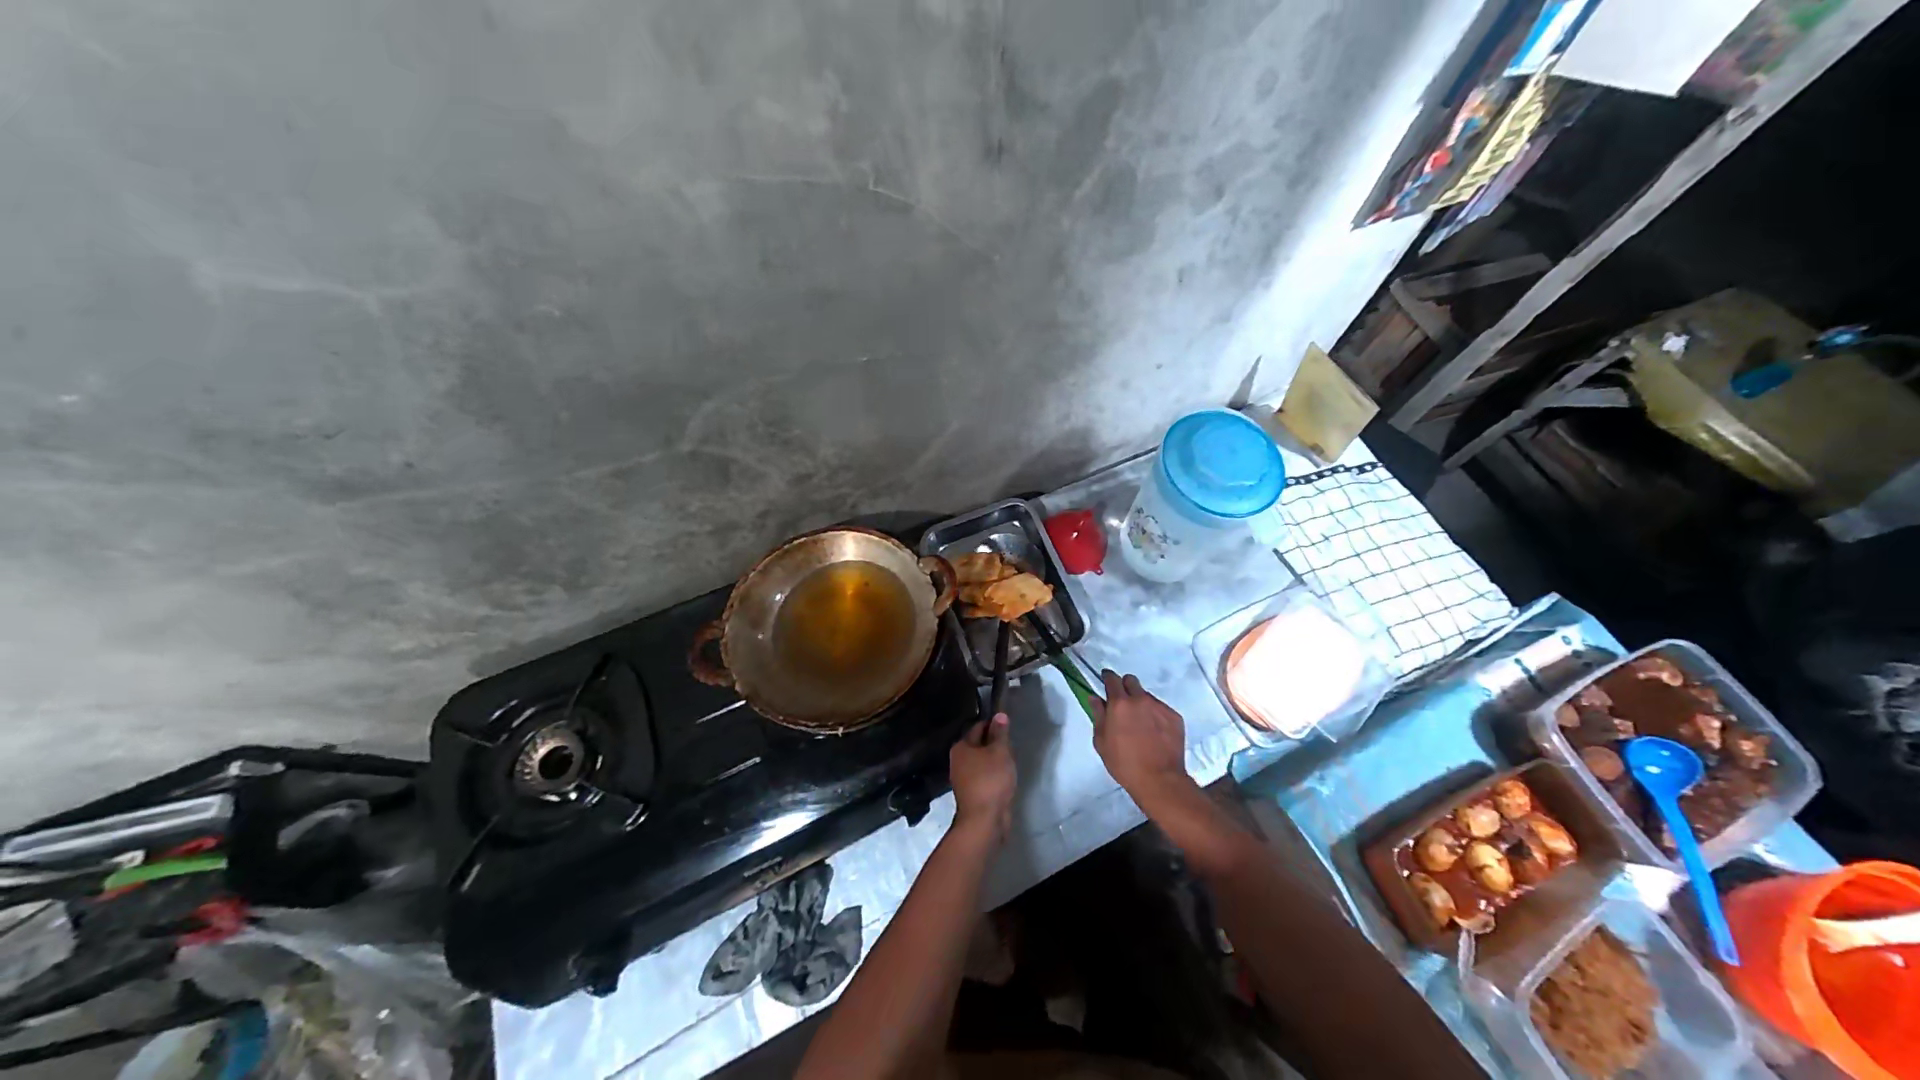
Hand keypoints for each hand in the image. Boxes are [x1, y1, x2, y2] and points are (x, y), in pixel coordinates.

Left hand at [950, 713, 1015, 841]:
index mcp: (961, 747)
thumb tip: (999, 715)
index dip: (993, 724)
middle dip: (994, 743)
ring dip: (994, 760)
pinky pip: (984, 776)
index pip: (977, 727)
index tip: (1007, 726)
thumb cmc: (991, 780)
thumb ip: (1000, 733)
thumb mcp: (999, 752)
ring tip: (1010, 760)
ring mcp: (963, 779)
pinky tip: (1005, 776)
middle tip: (1011, 743)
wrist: (984, 820)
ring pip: (981, 762)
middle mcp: (958, 761)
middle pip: (978, 744)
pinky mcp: (972, 793)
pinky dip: (993, 774)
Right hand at [1092, 671, 1197, 812]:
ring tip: (1140, 724)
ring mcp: (1160, 707)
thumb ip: (1098, 715)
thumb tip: (1095, 698)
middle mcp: (1141, 699)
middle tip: (1123, 704)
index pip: (1112, 679)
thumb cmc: (1124, 763)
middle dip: (1125, 687)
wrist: (1159, 779)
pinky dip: (1155, 716)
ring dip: (1141, 703)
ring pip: (1147, 696)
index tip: (1105, 681)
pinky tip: (1154, 733)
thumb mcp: (1101, 741)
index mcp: (1120, 703)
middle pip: (1131, 681)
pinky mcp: (1175, 717)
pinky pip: (1161, 709)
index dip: (1107, 678)